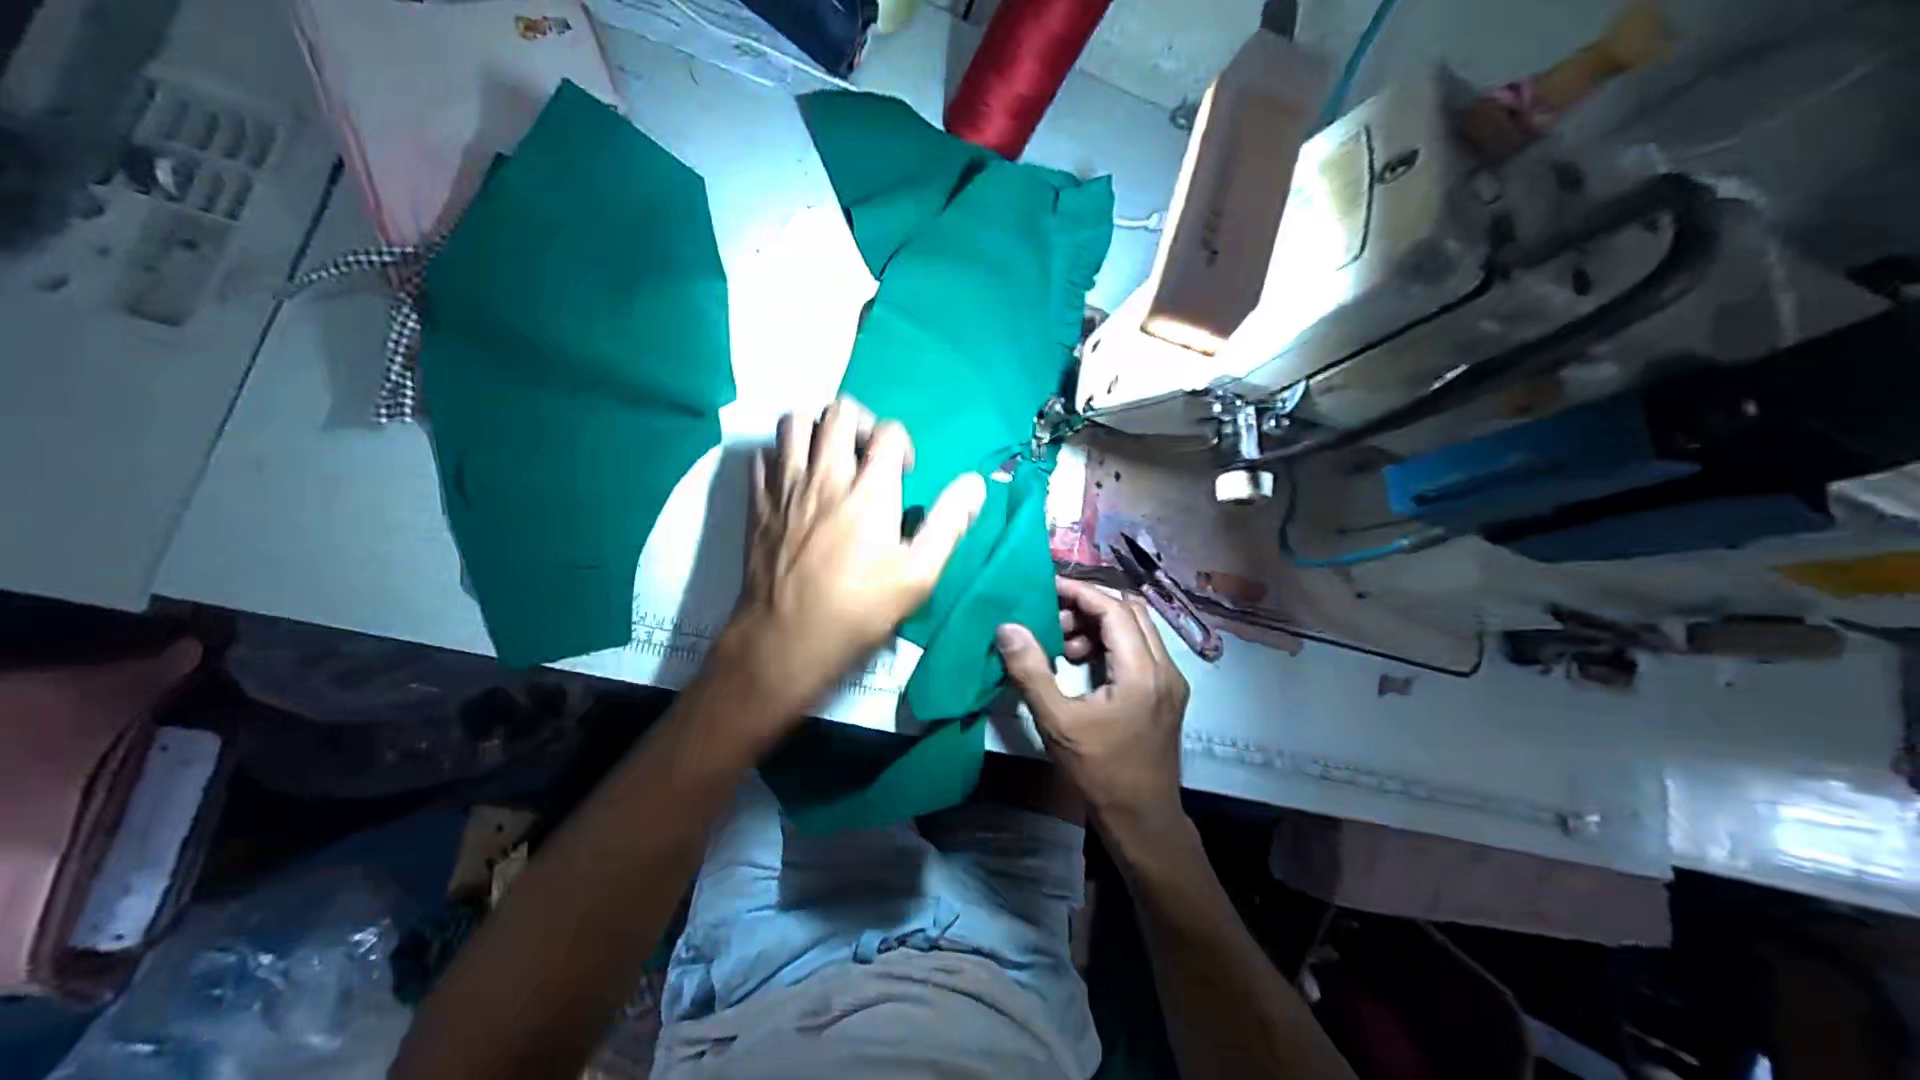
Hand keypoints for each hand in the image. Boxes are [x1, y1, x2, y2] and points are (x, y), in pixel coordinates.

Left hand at [721, 396, 985, 721]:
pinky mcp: (758, 502)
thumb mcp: (919, 575)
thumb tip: (976, 483)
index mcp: (870, 490)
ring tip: (829, 458)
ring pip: (795, 421)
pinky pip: (762, 454)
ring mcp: (786, 486)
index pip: (890, 431)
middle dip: (861, 422)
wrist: (787, 640)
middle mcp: (826, 475)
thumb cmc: (859, 610)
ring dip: (817, 429)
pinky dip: (780, 455)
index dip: (903, 445)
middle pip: (840, 410)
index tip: (903, 475)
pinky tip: (793, 479)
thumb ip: (949, 524)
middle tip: (867, 455)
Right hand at [994, 577, 1190, 827]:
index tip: (1046, 588)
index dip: (1080, 592)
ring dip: (1100, 626)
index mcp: (1144, 672)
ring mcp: (1170, 681)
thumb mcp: (1057, 723)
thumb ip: (1031, 672)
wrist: (1142, 819)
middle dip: (1089, 606)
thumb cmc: (1100, 772)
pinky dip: (1111, 645)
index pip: (1114, 610)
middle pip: (1131, 612)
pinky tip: (1082, 664)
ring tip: (1063, 645)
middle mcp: (1165, 668)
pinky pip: (1140, 650)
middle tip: (1052, 617)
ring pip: (1137, 630)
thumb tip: (1006, 628)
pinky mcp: (1166, 694)